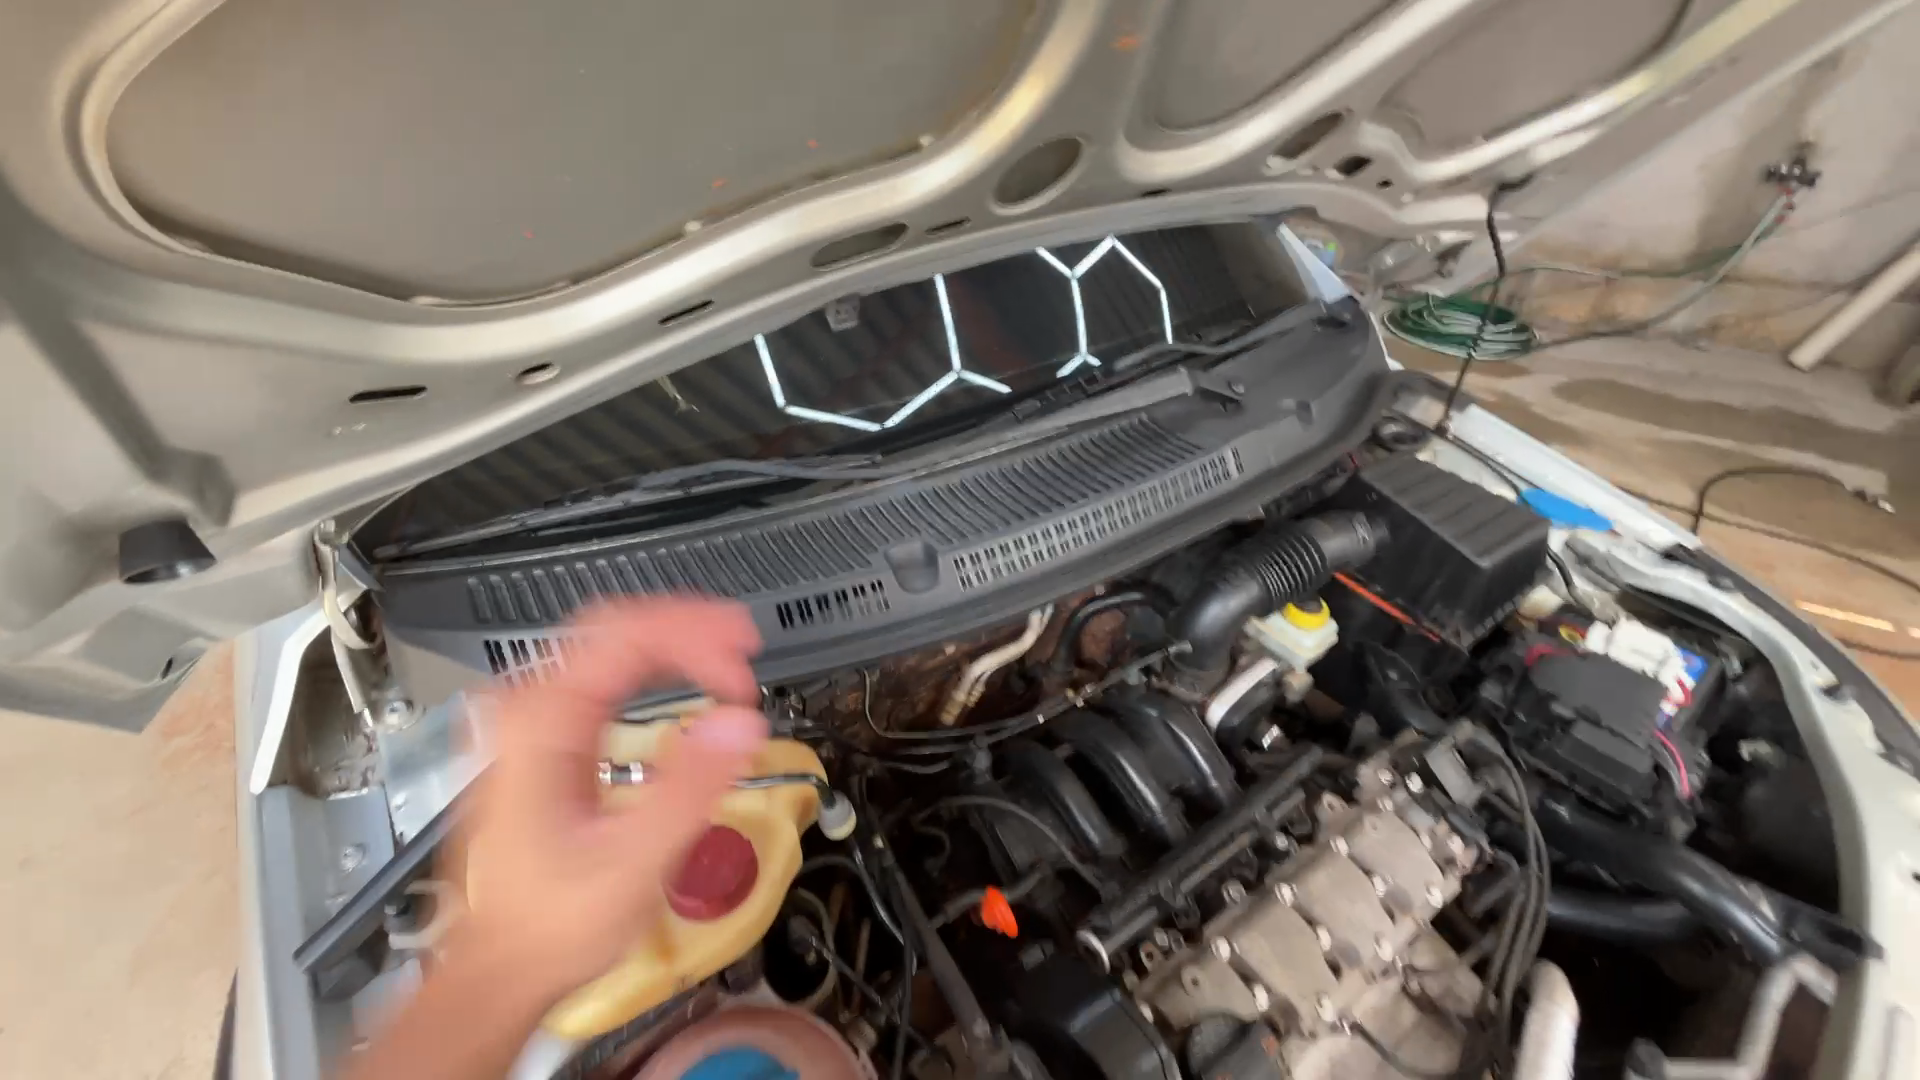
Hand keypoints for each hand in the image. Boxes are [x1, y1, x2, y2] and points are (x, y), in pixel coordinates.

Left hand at [452, 597, 769, 1003]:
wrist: (498, 968)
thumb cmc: (550, 925)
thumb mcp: (631, 862)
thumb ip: (690, 787)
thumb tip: (742, 723)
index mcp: (540, 725)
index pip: (626, 637)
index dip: (694, 640)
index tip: (741, 670)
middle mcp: (529, 709)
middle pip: (617, 626)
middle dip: (689, 625)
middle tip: (745, 643)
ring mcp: (535, 719)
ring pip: (611, 641)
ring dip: (677, 640)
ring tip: (729, 654)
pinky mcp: (549, 735)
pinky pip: (608, 671)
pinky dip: (658, 662)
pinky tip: (687, 673)